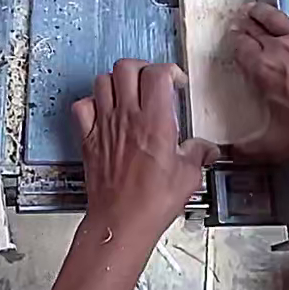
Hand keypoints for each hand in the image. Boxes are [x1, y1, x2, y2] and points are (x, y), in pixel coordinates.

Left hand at [71, 59, 216, 246]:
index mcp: (154, 121)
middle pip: (126, 67)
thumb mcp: (188, 176)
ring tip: (129, 93)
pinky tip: (105, 112)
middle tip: (151, 81)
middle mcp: (127, 117)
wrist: (121, 222)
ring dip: (117, 81)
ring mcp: (105, 125)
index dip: (168, 70)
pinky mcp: (89, 138)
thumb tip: (205, 148)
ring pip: (102, 80)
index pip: (157, 73)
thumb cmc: (152, 202)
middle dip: (142, 68)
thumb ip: (197, 154)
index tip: (175, 82)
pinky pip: (82, 106)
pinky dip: (92, 102)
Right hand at [228, 0, 288, 158]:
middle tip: (238, 22)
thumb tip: (231, 156)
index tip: (232, 42)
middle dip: (243, 26)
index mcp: (263, 70)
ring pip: (276, 16)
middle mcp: (280, 48)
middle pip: (254, 30)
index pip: (241, 49)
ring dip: (262, 10)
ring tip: (254, 6)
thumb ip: (249, 149)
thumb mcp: (276, 143)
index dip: (235, 45)